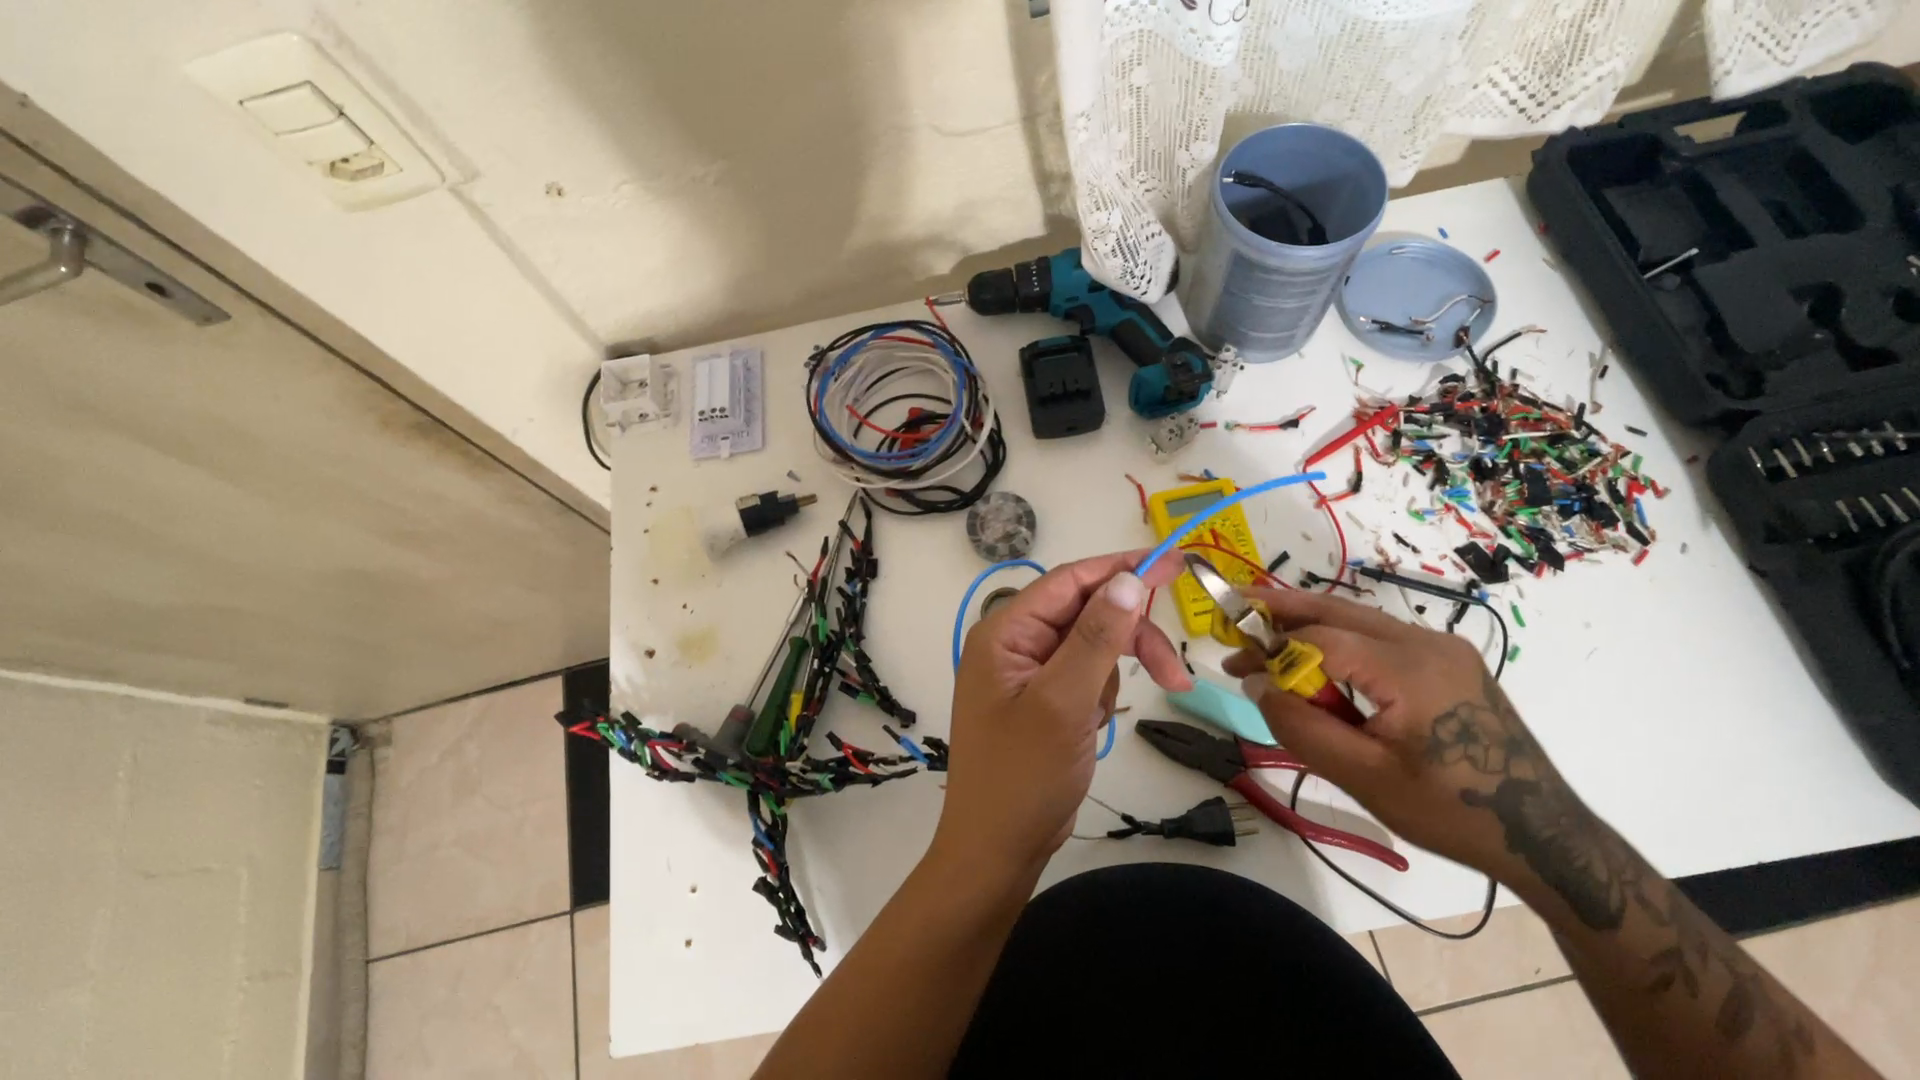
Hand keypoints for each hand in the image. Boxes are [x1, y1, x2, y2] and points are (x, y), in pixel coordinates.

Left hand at [935, 551, 1191, 878]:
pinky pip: (1088, 677)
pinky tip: (1091, 728)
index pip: (1069, 581)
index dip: (1121, 569)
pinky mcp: (1046, 700)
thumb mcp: (1063, 703)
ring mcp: (1030, 674)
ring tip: (1100, 719)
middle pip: (1087, 614)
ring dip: (1115, 674)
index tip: (1175, 564)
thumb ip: (1096, 638)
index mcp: (1005, 633)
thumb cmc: (1022, 776)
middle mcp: (1014, 644)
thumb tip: (1128, 579)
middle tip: (1175, 673)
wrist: (998, 849)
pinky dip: (1102, 696)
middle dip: (1130, 638)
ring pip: (1094, 646)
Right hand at [1224, 588, 1575, 879]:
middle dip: (1282, 611)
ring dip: (1310, 628)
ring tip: (1266, 642)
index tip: (1233, 665)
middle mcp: (1427, 643)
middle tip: (1234, 611)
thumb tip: (1258, 684)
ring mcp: (1444, 650)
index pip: (1320, 638)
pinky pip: (1382, 641)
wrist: (1541, 832)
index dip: (1271, 648)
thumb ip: (1303, 727)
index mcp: (1409, 670)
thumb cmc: (1450, 812)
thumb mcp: (1365, 778)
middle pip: (1339, 611)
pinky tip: (1320, 668)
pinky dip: (1341, 645)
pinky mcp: (1450, 664)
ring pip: (1361, 622)